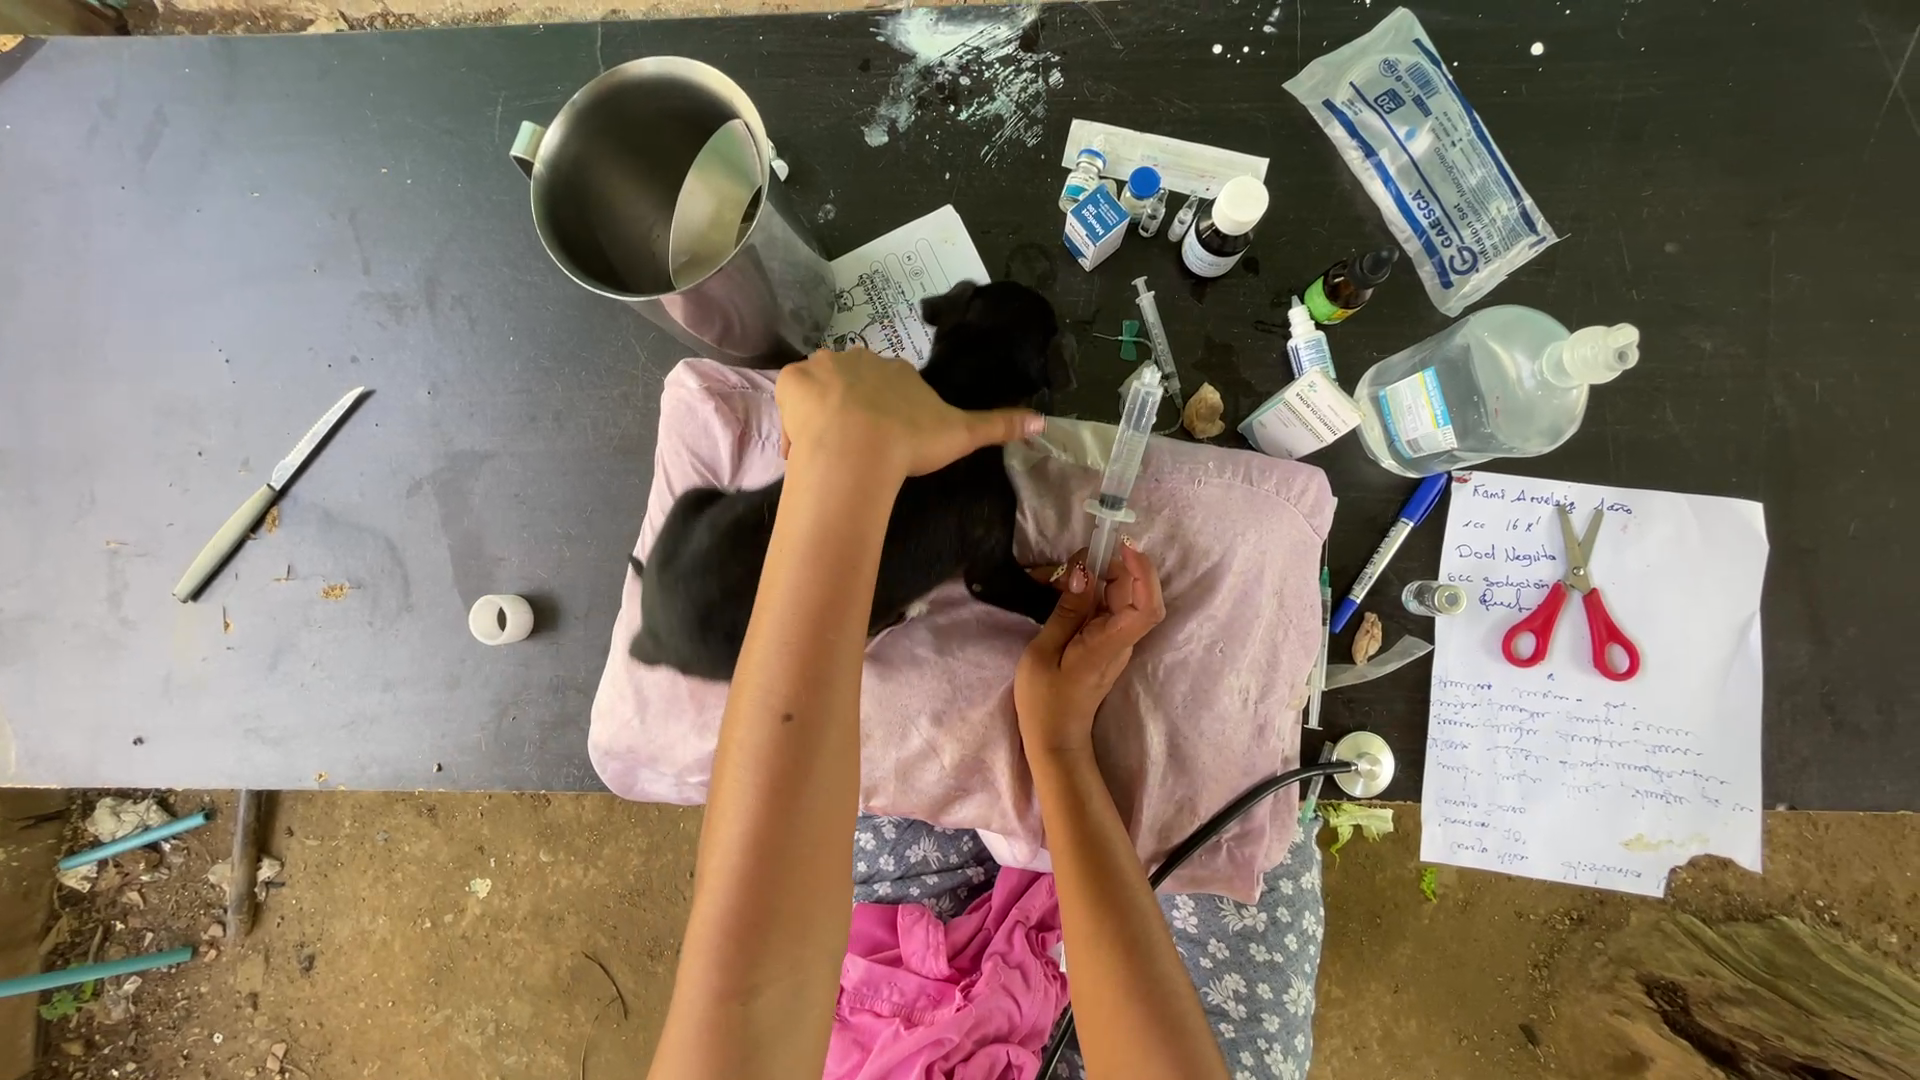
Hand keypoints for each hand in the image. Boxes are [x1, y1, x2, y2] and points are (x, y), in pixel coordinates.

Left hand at [775, 346, 1044, 480]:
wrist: (859, 449)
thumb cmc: (911, 441)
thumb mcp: (962, 434)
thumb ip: (998, 425)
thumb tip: (1043, 420)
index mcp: (897, 370)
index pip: (893, 384)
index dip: (890, 412)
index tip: (889, 440)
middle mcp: (860, 359)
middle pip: (856, 382)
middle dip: (855, 409)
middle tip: (858, 448)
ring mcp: (822, 368)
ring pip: (821, 386)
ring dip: (823, 410)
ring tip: (831, 448)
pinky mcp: (791, 382)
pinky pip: (791, 396)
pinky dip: (795, 417)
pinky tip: (806, 442)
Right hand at [1014, 541, 1165, 756]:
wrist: (1055, 739)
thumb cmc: (1044, 701)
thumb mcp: (1043, 652)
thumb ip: (1066, 611)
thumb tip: (1083, 571)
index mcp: (1108, 645)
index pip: (1146, 607)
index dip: (1143, 573)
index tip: (1121, 548)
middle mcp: (1121, 641)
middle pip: (1134, 594)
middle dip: (1110, 565)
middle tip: (1072, 559)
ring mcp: (1116, 642)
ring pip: (1120, 598)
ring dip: (1096, 577)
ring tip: (1057, 575)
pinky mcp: (1106, 643)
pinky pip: (1106, 608)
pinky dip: (1089, 592)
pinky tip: (1062, 590)